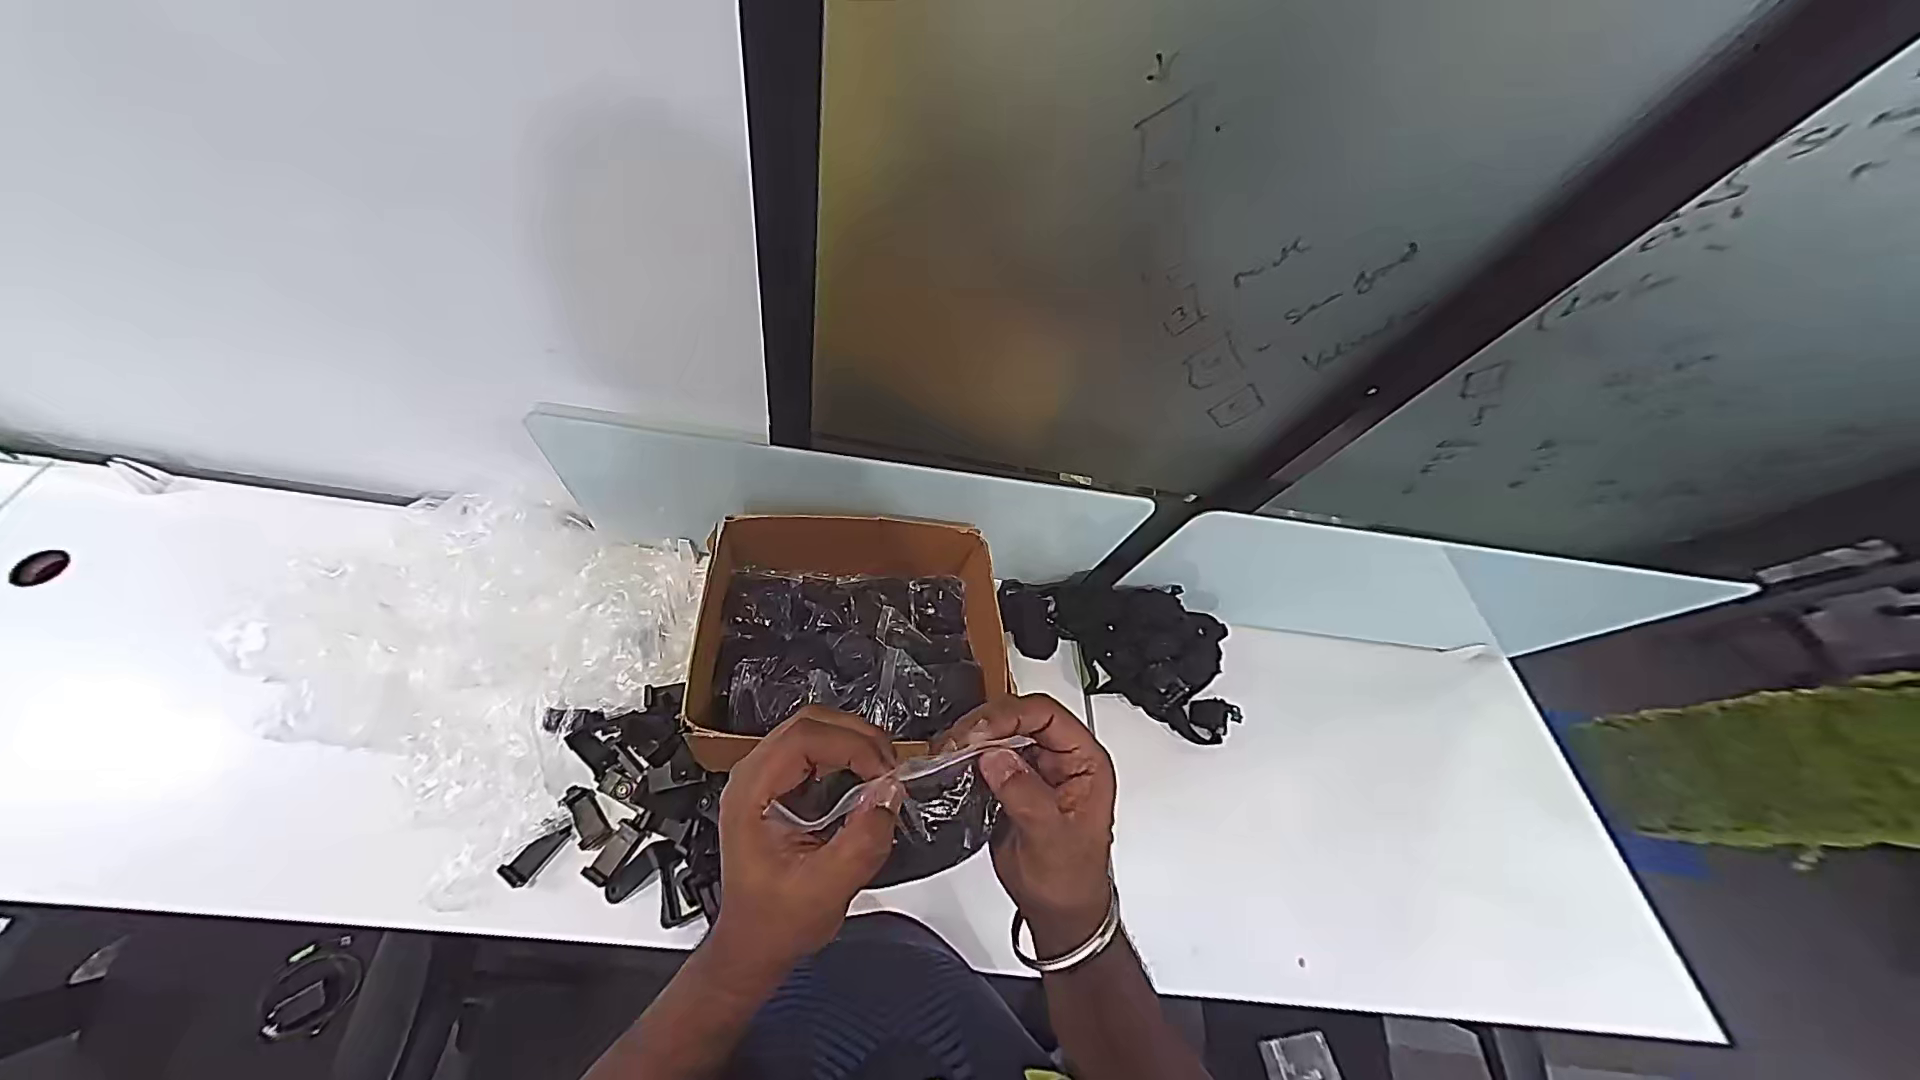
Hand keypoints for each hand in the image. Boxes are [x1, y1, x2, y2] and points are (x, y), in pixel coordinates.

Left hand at [710, 709, 903, 972]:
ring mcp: (767, 775)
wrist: (755, 941)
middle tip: (889, 768)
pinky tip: (867, 777)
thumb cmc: (774, 922)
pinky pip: (820, 745)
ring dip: (857, 741)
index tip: (883, 773)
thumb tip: (889, 793)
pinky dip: (850, 752)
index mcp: (751, 793)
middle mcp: (754, 775)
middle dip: (859, 737)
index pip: (803, 738)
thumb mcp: (824, 891)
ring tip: (882, 772)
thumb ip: (860, 843)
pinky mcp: (784, 781)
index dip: (851, 746)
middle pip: (811, 723)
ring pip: (817, 727)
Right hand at [936, 694, 1115, 955]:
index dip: (1010, 716)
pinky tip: (953, 762)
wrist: (1059, 912)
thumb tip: (996, 756)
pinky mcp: (1014, 776)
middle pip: (1020, 715)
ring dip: (972, 737)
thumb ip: (1026, 796)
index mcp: (1084, 761)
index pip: (1046, 715)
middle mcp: (1061, 756)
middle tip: (957, 742)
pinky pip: (988, 751)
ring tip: (950, 751)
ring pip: (1001, 729)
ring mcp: (1036, 765)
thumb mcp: (1051, 841)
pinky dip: (967, 754)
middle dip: (985, 724)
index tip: (979, 732)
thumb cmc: (1070, 882)